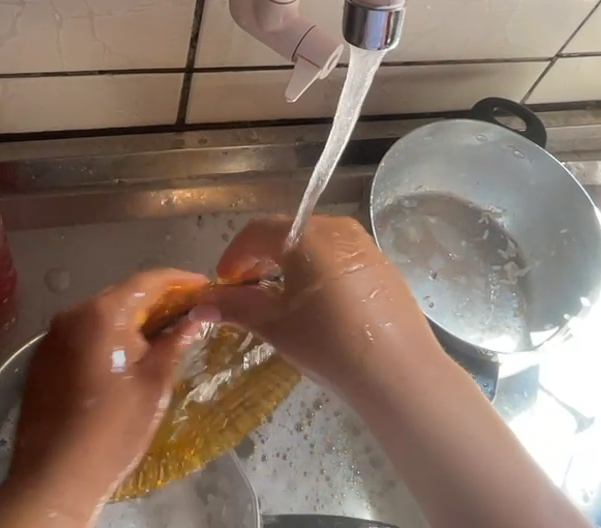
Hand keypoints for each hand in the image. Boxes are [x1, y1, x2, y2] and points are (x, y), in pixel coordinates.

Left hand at [0, 270, 213, 527]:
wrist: (54, 479)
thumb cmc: (114, 428)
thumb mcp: (154, 383)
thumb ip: (176, 340)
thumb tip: (201, 314)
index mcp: (103, 313)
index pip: (148, 281)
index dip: (179, 280)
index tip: (203, 285)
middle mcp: (73, 314)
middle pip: (122, 295)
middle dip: (155, 300)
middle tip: (186, 311)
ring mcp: (52, 336)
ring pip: (100, 314)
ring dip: (129, 319)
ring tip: (158, 333)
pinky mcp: (42, 358)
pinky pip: (81, 334)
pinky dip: (105, 336)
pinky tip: (122, 356)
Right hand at [206, 215, 439, 399]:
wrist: (399, 372)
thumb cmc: (330, 344)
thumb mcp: (276, 326)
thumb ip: (237, 308)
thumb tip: (201, 305)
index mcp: (306, 235)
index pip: (257, 231)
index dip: (234, 255)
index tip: (223, 283)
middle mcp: (335, 227)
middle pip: (285, 232)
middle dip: (259, 258)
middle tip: (244, 290)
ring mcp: (362, 242)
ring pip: (312, 242)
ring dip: (287, 262)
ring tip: (277, 297)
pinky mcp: (379, 262)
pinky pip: (336, 254)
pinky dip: (315, 268)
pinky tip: (314, 302)